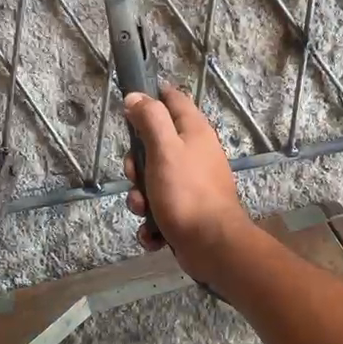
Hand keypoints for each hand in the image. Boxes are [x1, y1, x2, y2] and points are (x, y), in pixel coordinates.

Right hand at [123, 85, 254, 282]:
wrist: (213, 247)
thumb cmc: (186, 191)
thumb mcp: (164, 148)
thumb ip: (150, 118)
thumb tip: (135, 96)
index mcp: (194, 130)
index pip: (172, 98)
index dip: (150, 97)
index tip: (129, 108)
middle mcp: (194, 152)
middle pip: (155, 143)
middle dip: (137, 162)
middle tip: (136, 174)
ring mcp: (191, 184)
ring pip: (153, 178)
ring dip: (141, 196)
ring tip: (143, 209)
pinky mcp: (187, 211)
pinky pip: (160, 207)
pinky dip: (152, 220)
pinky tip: (152, 231)